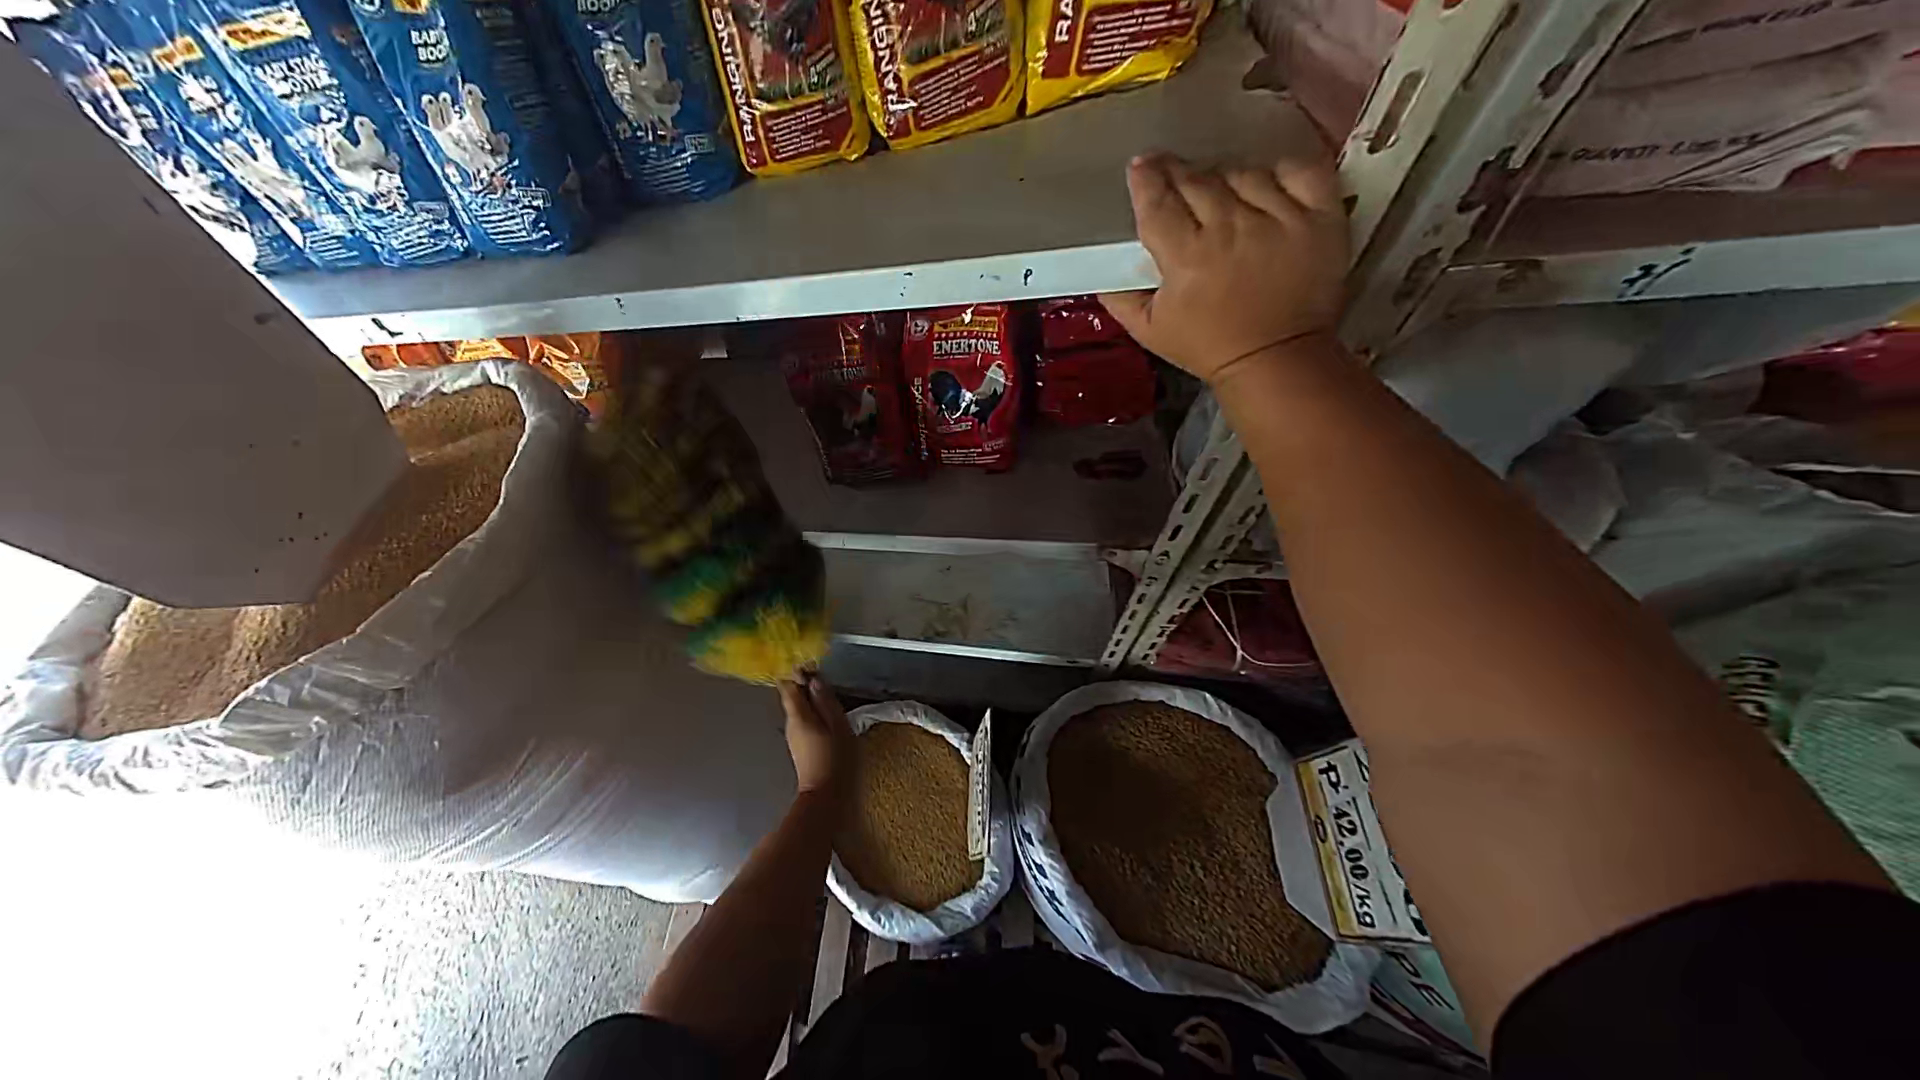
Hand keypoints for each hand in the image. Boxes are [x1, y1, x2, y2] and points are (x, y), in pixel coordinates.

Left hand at [777, 673, 851, 801]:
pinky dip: (812, 714)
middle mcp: (790, 724)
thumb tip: (814, 680)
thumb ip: (826, 701)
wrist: (826, 798)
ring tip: (829, 695)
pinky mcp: (800, 747)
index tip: (811, 666)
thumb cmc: (836, 760)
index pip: (788, 686)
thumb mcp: (839, 726)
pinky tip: (828, 716)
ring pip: (799, 710)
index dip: (796, 672)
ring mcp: (793, 737)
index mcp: (798, 716)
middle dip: (805, 685)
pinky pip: (803, 722)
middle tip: (825, 678)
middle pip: (792, 697)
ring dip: (810, 700)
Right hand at [1099, 154, 1349, 385]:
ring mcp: (1279, 218)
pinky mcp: (1319, 216)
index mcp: (1186, 257)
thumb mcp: (1149, 331)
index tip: (1141, 168)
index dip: (1146, 179)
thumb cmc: (1208, 347)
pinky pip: (1298, 170)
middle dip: (1179, 173)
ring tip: (1221, 194)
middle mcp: (1230, 228)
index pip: (1158, 201)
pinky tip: (1267, 186)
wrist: (1274, 360)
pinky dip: (1280, 171)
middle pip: (1197, 179)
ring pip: (1243, 171)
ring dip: (1226, 177)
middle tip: (1173, 176)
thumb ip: (1120, 298)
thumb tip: (1102, 272)